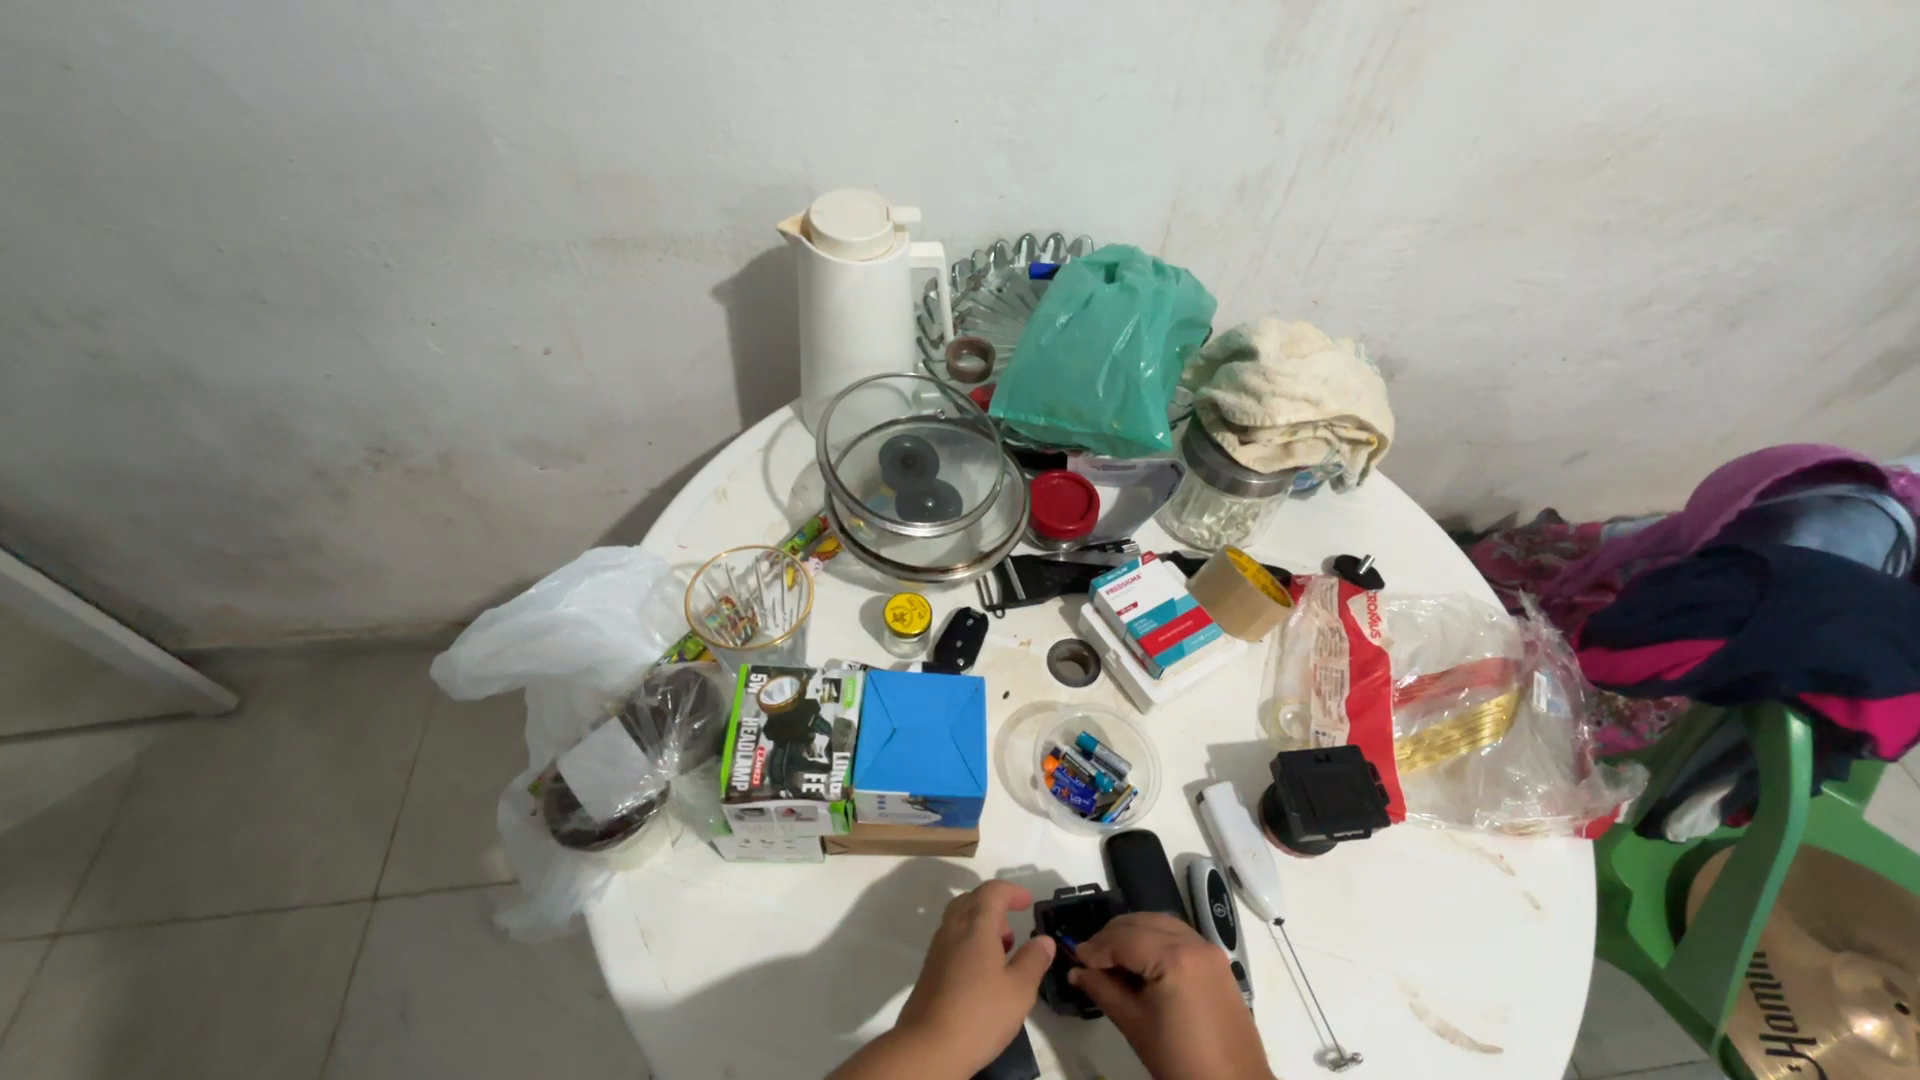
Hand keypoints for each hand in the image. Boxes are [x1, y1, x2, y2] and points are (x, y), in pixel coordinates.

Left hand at [894, 880, 1054, 1074]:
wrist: (928, 1047)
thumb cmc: (979, 1014)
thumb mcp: (1019, 990)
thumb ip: (1033, 960)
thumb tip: (1044, 940)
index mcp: (975, 926)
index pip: (992, 892)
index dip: (1011, 891)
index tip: (1028, 901)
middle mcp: (952, 930)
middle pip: (971, 901)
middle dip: (994, 907)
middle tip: (1012, 930)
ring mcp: (937, 950)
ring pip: (959, 921)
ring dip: (981, 926)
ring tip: (1002, 953)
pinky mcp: (930, 970)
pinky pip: (952, 941)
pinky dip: (970, 943)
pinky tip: (982, 973)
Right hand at [1070, 913, 1273, 1079]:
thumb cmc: (1179, 1061)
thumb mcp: (1134, 1024)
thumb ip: (1103, 990)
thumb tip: (1076, 971)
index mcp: (1174, 958)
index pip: (1124, 939)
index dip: (1096, 947)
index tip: (1076, 957)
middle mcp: (1193, 943)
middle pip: (1142, 922)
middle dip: (1113, 936)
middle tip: (1091, 957)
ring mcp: (1209, 949)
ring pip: (1161, 923)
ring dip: (1134, 933)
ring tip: (1113, 958)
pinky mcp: (1217, 961)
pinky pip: (1179, 935)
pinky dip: (1156, 938)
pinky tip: (1141, 960)